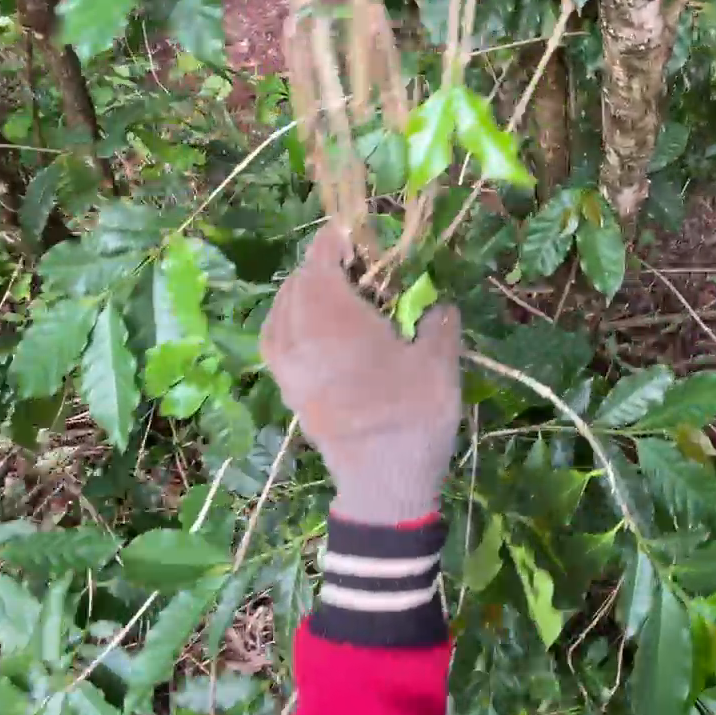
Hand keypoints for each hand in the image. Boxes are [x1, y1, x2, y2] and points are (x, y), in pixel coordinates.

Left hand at [260, 228, 462, 524]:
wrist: (384, 484)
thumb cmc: (413, 415)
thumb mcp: (440, 361)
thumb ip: (438, 322)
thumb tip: (437, 305)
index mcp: (335, 322)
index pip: (319, 264)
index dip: (332, 241)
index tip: (352, 230)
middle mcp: (301, 339)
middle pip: (297, 285)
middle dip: (320, 265)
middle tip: (354, 260)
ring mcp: (289, 368)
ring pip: (280, 312)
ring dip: (301, 291)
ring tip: (331, 288)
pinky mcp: (289, 391)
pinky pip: (275, 340)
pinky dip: (288, 320)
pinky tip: (311, 326)